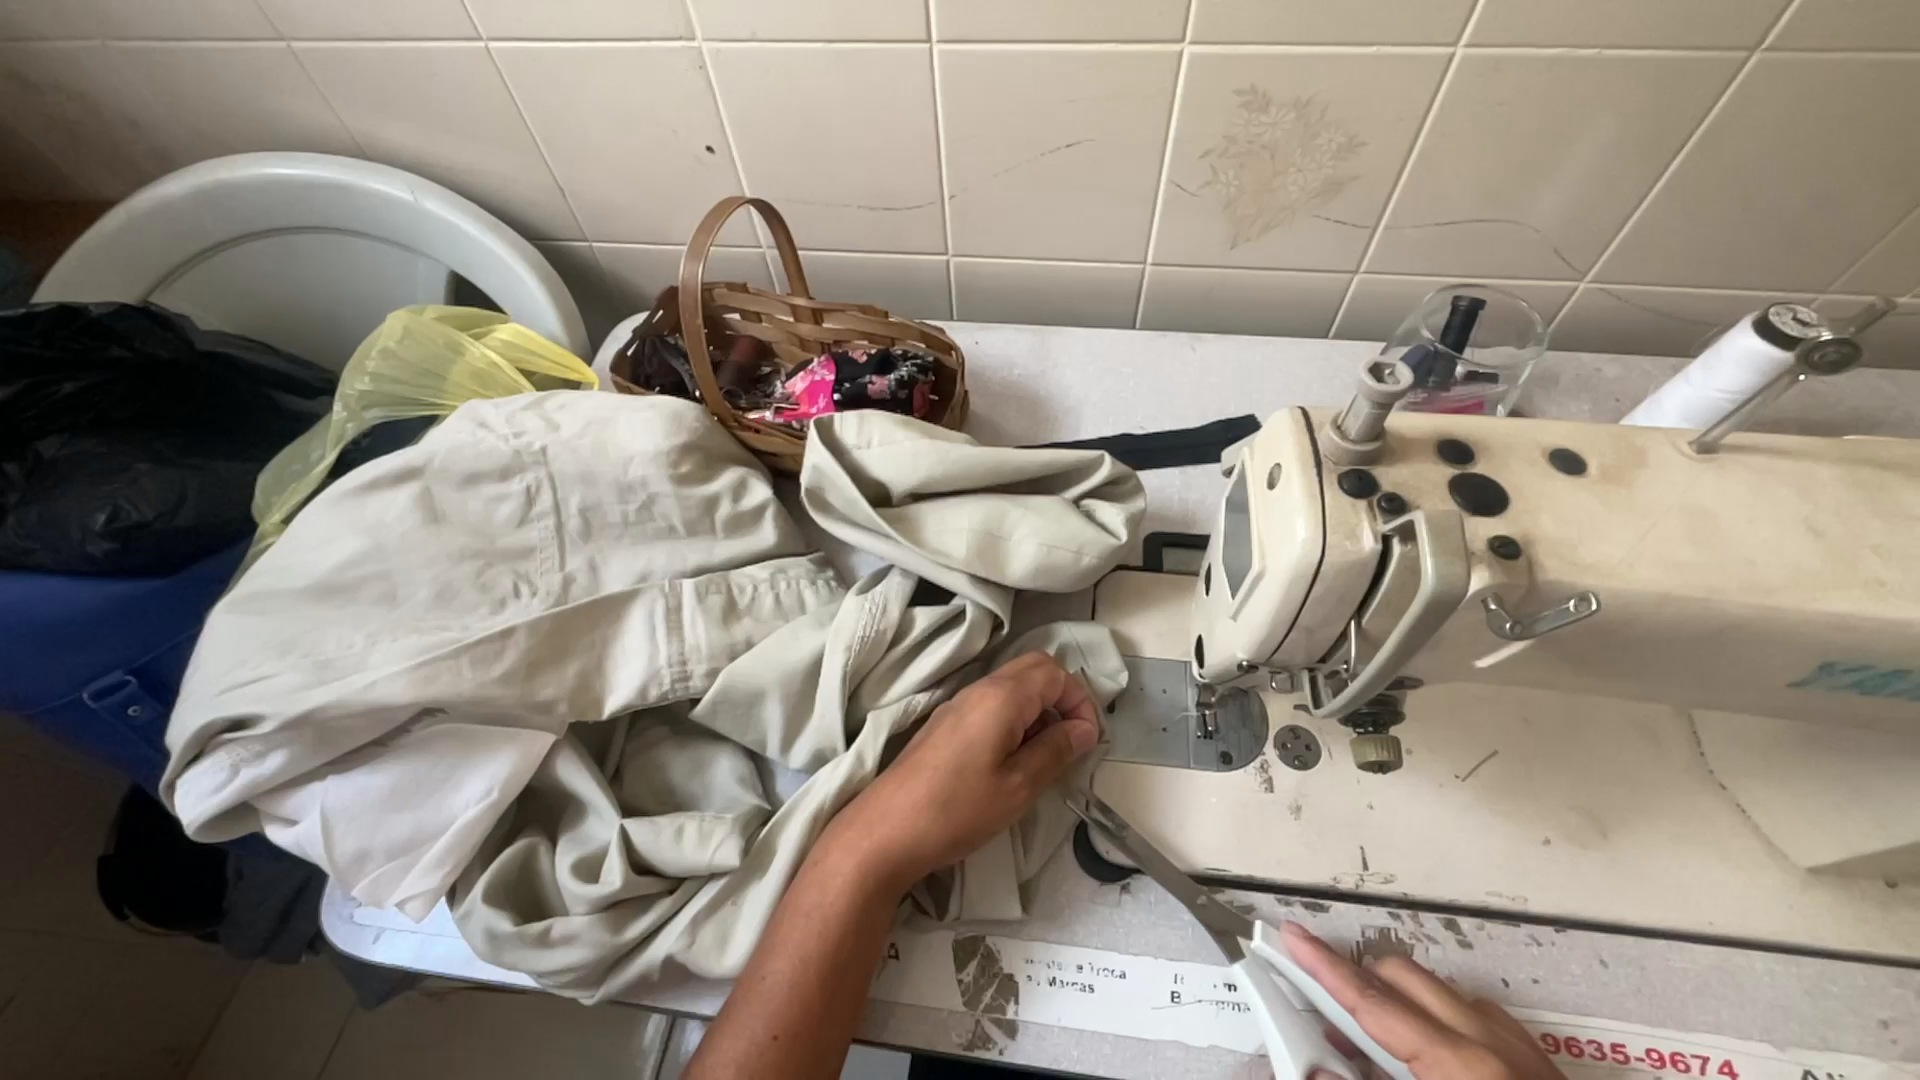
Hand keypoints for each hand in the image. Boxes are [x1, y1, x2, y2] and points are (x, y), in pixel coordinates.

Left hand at [823, 652, 1100, 892]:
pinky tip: (1012, 762)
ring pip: (1011, 687)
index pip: (1054, 672)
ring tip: (1044, 758)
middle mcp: (978, 690)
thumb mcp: (1019, 787)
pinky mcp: (945, 725)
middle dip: (1061, 699)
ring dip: (1038, 711)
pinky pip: (991, 705)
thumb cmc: (958, 810)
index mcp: (1001, 697)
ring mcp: (958, 705)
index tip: (1087, 740)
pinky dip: (1014, 721)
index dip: (1079, 700)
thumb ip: (1055, 751)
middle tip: (1070, 743)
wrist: (887, 830)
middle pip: (1033, 670)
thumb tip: (1084, 730)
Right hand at [1281, 922, 1565, 1079]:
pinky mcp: (1542, 1063)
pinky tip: (1435, 1057)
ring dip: (1400, 1001)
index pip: (1372, 998)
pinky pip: (1479, 1017)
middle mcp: (1490, 1042)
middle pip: (1404, 976)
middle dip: (1359, 978)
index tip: (1290, 934)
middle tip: (1325, 1007)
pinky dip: (1442, 1020)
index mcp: (1458, 1064)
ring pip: (1441, 991)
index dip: (1323, 965)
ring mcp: (1521, 1050)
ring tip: (1376, 1043)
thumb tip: (1317, 1073)